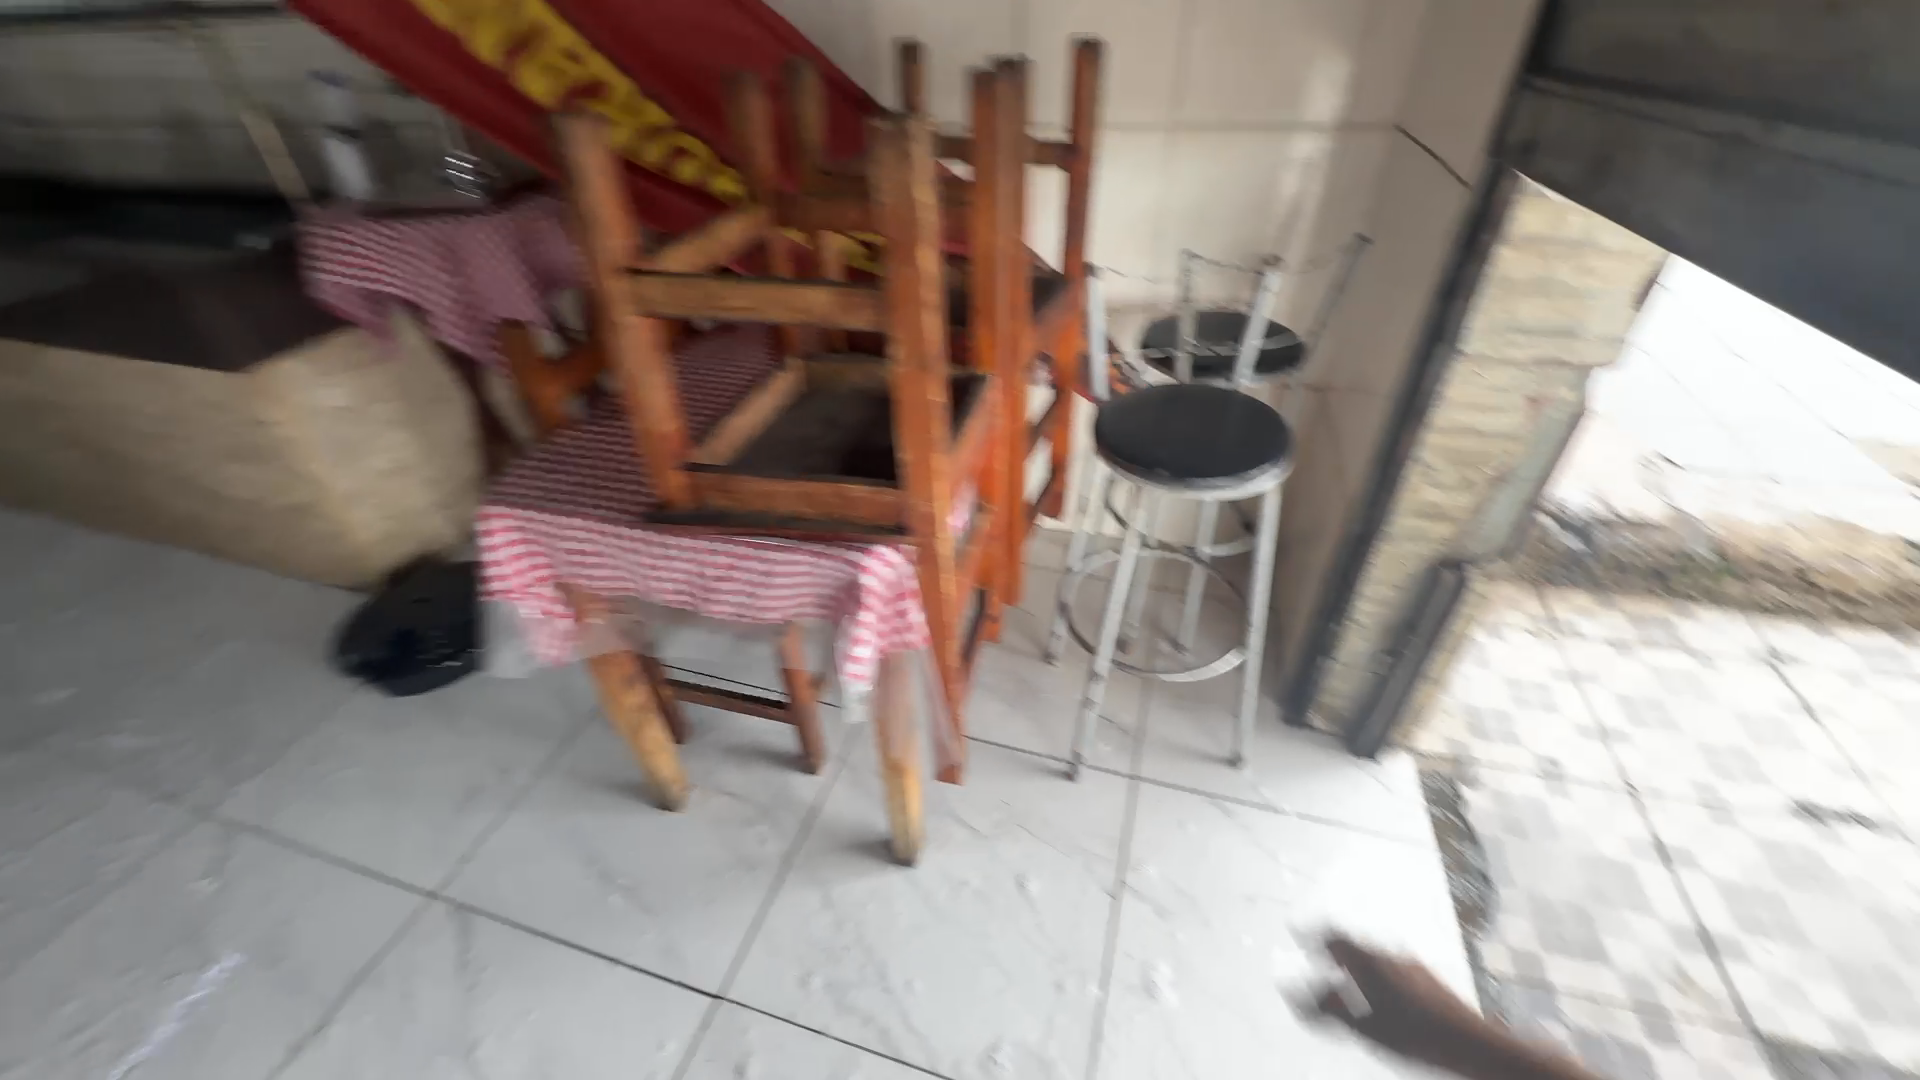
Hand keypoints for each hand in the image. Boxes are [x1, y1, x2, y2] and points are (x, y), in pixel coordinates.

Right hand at [1310, 934, 1489, 1069]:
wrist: (1469, 1042)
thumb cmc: (1416, 1032)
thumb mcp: (1362, 1026)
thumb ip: (1327, 1008)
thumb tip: (1298, 996)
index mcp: (1367, 957)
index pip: (1331, 933)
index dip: (1314, 936)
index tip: (1304, 939)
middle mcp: (1388, 952)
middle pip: (1354, 944)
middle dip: (1339, 956)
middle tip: (1329, 968)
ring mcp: (1411, 963)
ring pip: (1376, 957)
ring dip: (1362, 969)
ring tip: (1357, 992)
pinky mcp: (1428, 977)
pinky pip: (1395, 968)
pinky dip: (1383, 978)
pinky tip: (1387, 1003)